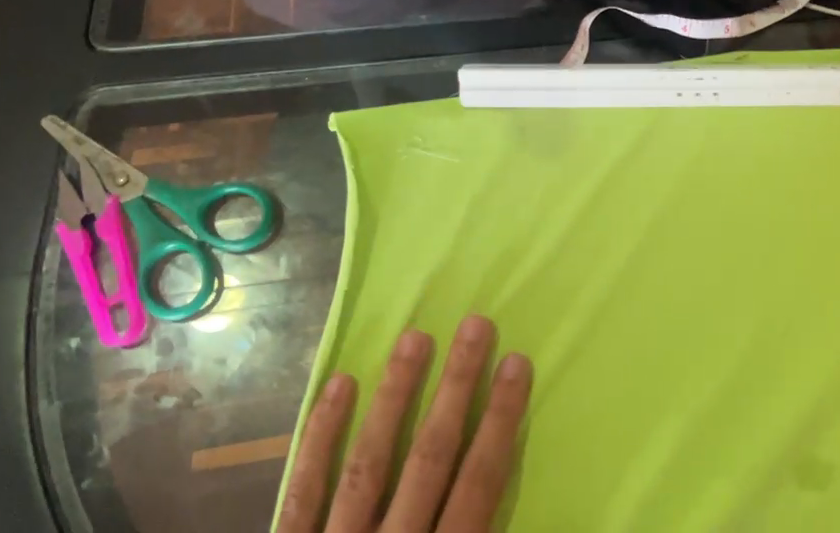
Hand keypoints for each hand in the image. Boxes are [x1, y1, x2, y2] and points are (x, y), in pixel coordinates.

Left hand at [279, 316, 532, 532]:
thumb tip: (537, 513)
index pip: (479, 483)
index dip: (500, 421)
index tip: (517, 364)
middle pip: (431, 458)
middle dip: (457, 389)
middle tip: (475, 325)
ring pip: (370, 461)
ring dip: (396, 397)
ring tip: (415, 337)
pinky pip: (303, 490)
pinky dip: (320, 437)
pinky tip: (340, 385)